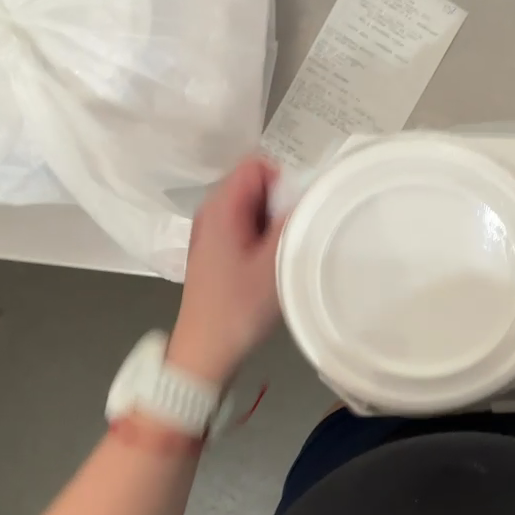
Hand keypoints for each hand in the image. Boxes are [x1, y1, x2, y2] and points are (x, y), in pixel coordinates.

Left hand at [167, 155, 285, 383]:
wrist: (206, 349)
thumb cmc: (239, 306)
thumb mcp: (275, 263)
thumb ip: (293, 221)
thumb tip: (308, 192)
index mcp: (221, 208)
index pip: (256, 165)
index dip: (283, 180)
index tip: (300, 211)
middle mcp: (211, 213)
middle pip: (255, 185)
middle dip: (281, 203)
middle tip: (296, 236)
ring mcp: (211, 232)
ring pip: (253, 208)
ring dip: (274, 224)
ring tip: (285, 254)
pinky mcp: (216, 251)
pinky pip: (246, 227)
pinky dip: (263, 238)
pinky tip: (272, 265)